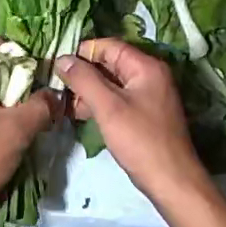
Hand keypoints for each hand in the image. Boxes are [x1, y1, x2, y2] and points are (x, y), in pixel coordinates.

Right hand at [55, 38, 207, 202]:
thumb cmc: (139, 140)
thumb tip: (62, 59)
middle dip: (82, 73)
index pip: (108, 46)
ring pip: (110, 83)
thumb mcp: (107, 107)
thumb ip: (83, 79)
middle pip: (108, 63)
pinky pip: (116, 99)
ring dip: (87, 90)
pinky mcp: (143, 114)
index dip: (81, 52)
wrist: (170, 180)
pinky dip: (97, 103)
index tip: (56, 65)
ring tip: (62, 102)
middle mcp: (149, 76)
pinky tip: (78, 113)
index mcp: (145, 67)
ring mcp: (147, 95)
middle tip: (55, 85)